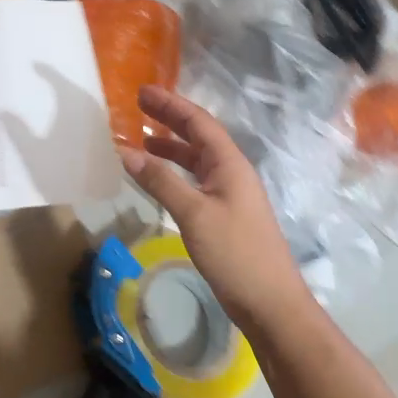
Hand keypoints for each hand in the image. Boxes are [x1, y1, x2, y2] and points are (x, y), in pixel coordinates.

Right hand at [118, 86, 312, 330]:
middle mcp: (231, 173)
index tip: (142, 92)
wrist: (272, 305)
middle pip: (198, 136)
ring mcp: (230, 195)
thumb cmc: (236, 254)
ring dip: (171, 146)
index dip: (171, 105)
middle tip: (138, 105)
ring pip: (197, 159)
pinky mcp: (225, 215)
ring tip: (141, 137)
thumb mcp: (193, 214)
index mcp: (230, 164)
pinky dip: (174, 171)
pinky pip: (196, 180)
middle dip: (169, 119)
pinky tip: (158, 178)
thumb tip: (125, 151)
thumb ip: (160, 180)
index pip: (198, 122)